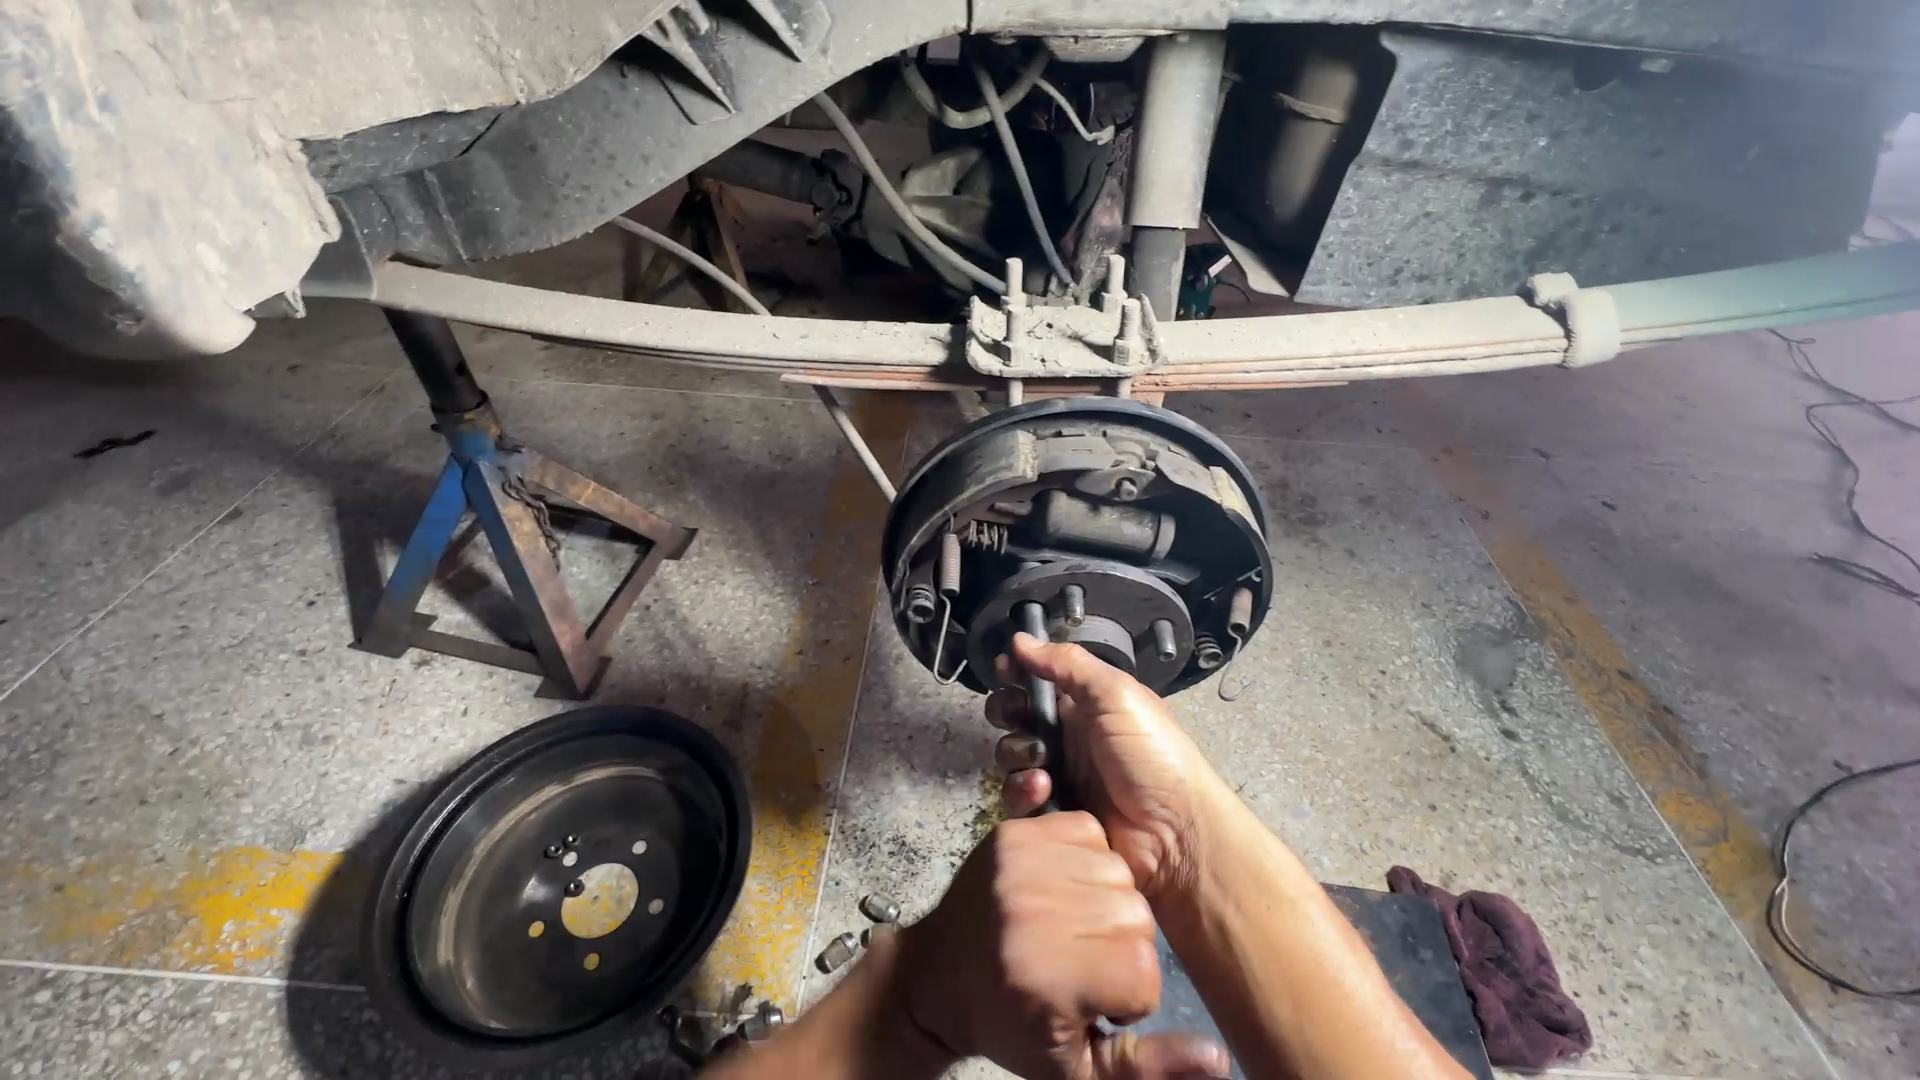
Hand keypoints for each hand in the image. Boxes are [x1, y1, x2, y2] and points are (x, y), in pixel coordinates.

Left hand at [897, 813, 1229, 1079]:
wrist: (938, 974)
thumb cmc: (1009, 1023)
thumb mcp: (1075, 1068)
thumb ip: (1148, 1067)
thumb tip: (1219, 1059)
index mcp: (1052, 976)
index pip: (1143, 972)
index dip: (1126, 995)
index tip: (1091, 1001)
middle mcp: (1037, 912)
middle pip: (1135, 916)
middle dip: (1119, 945)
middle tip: (1081, 962)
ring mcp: (1023, 864)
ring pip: (1117, 870)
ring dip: (1106, 898)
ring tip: (1072, 925)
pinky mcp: (1013, 833)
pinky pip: (1086, 829)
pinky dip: (1087, 855)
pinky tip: (1065, 886)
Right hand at [989, 634, 1224, 902]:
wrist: (1175, 833)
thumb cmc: (1153, 754)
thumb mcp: (1116, 695)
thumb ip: (1067, 664)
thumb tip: (1021, 638)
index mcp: (1087, 704)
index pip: (1040, 679)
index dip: (1018, 672)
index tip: (1005, 668)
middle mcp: (1069, 736)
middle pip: (1016, 716)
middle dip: (1008, 712)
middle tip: (1017, 717)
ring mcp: (1060, 775)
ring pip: (1012, 756)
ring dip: (1018, 754)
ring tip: (1043, 763)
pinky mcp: (1053, 812)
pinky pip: (1018, 797)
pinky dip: (1024, 792)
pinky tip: (1045, 790)